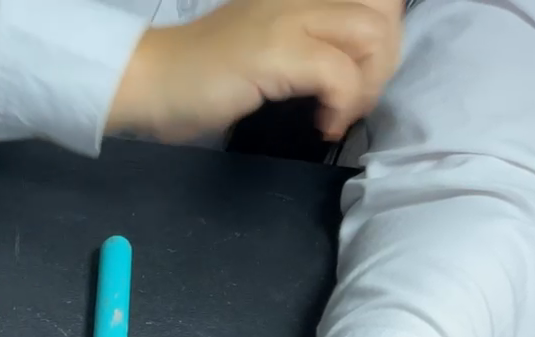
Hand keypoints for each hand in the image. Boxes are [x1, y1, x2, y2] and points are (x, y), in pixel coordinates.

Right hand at [108, 0, 402, 142]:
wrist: (149, 81)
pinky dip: (341, 105)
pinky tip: (323, 126)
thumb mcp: (261, 50)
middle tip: (353, 104)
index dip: (381, 40)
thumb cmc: (195, 79)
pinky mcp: (277, 51)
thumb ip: (302, 48)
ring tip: (340, 115)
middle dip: (382, 65)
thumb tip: (340, 73)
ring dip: (367, 86)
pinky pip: (339, 73)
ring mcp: (290, 18)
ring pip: (371, 36)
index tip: (357, 82)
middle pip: (385, 11)